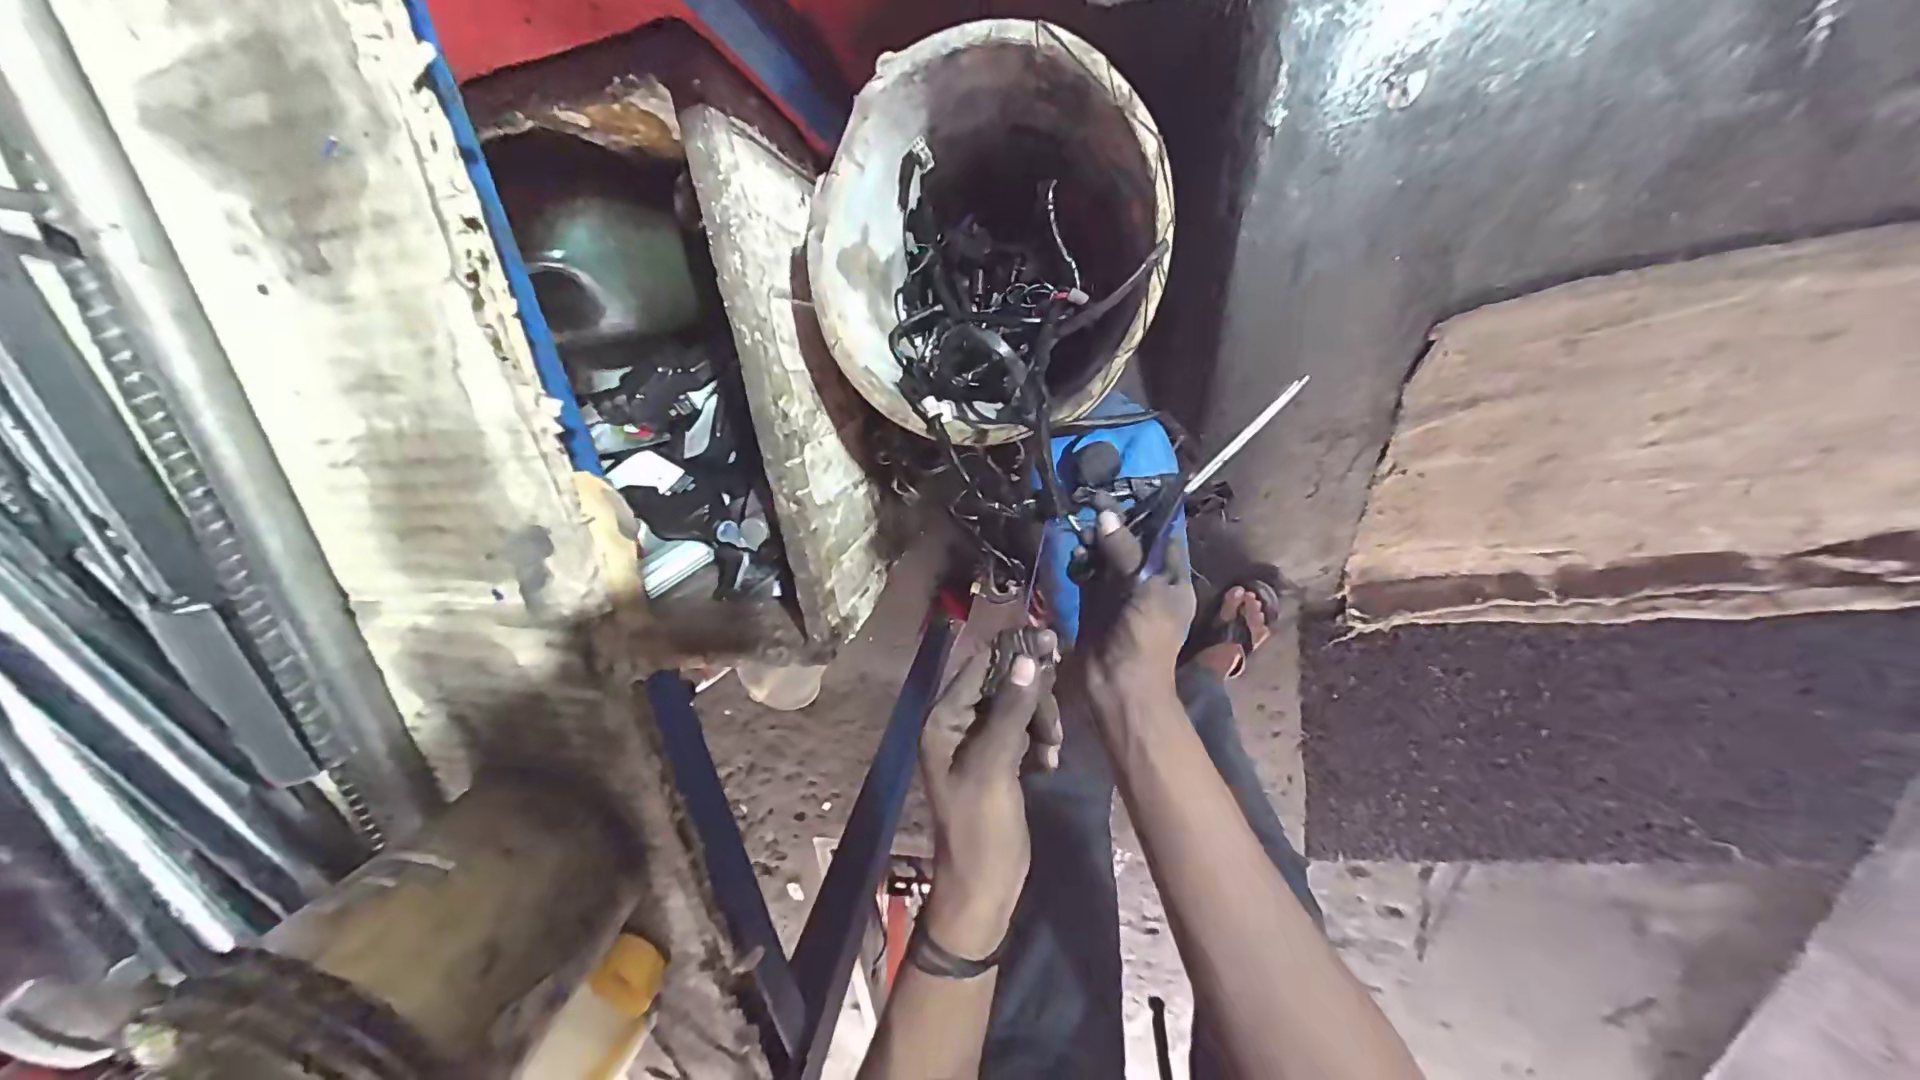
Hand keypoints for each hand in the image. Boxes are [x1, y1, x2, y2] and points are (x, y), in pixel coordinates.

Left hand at [919, 627, 1059, 955]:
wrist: (983, 889)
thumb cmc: (980, 828)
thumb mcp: (994, 766)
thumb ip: (1011, 710)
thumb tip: (1028, 659)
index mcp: (944, 718)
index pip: (980, 666)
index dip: (1015, 651)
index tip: (1052, 641)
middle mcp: (958, 723)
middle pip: (1003, 683)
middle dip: (1033, 697)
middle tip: (1052, 727)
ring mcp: (980, 741)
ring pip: (1018, 706)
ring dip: (1041, 721)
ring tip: (1051, 751)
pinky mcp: (999, 759)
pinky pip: (1024, 730)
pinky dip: (1040, 740)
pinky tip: (1048, 762)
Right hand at [1074, 498, 1195, 704]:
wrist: (1120, 684)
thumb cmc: (1145, 637)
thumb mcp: (1144, 589)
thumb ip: (1126, 551)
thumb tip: (1106, 514)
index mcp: (1171, 577)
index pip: (1164, 535)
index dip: (1147, 512)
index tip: (1123, 489)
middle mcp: (1146, 579)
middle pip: (1130, 540)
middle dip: (1113, 523)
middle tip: (1092, 505)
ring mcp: (1118, 589)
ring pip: (1106, 553)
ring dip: (1094, 540)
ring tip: (1081, 531)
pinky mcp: (1093, 599)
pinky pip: (1087, 571)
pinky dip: (1081, 560)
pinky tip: (1076, 555)